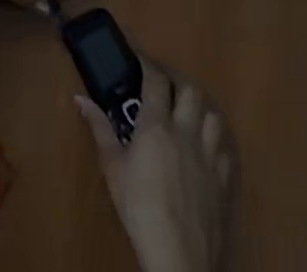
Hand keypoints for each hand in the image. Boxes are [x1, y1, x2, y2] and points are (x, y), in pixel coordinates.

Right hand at [79, 56, 233, 271]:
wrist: (180, 253)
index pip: (156, 81)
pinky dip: (214, 133)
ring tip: (185, 106)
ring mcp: (211, 155)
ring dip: (199, 104)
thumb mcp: (112, 165)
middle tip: (162, 79)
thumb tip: (80, 98)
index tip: (138, 55)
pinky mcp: (226, 178)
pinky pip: (225, 144)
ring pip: (213, 114)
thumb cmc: (138, 205)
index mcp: (156, 126)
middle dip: (176, 79)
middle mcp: (187, 132)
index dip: (148, 62)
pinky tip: (204, 141)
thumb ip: (99, 128)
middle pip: (191, 91)